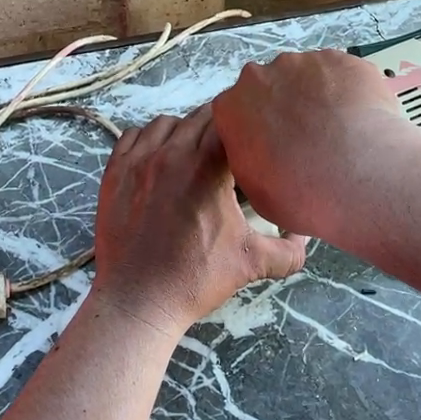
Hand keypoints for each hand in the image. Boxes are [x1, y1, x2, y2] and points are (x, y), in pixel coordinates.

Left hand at [90, 106, 308, 335]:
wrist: (138, 301)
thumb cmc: (194, 280)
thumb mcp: (251, 263)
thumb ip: (289, 249)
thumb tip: (306, 232)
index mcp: (206, 168)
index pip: (228, 121)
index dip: (241, 126)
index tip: (247, 138)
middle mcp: (171, 154)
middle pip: (198, 118)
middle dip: (215, 128)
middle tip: (224, 147)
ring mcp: (138, 161)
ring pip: (164, 123)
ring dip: (181, 130)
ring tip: (191, 151)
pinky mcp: (114, 172)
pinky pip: (131, 136)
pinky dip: (146, 139)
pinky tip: (157, 156)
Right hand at [211, 49, 420, 235]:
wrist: (357, 178)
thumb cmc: (300, 194)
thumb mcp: (255, 189)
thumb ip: (249, 157)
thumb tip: (262, 152)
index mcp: (231, 107)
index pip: (237, 109)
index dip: (258, 126)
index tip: (275, 144)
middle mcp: (260, 76)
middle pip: (270, 85)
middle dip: (285, 105)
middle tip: (309, 137)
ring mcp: (302, 63)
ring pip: (306, 75)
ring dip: (317, 96)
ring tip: (341, 129)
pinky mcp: (340, 59)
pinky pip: (340, 73)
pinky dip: (348, 90)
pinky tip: (361, 119)